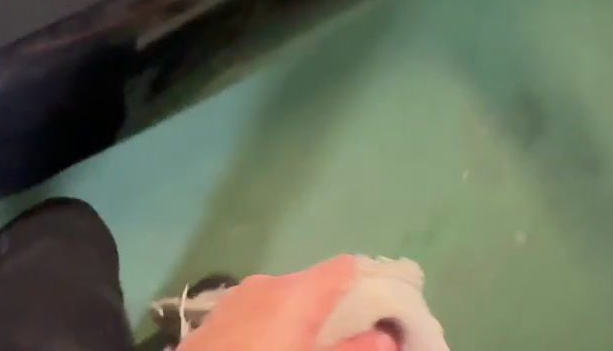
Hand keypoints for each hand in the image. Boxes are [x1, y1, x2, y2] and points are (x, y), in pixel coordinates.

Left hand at [178, 256, 399, 350]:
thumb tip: (386, 336)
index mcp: (294, 294)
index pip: (342, 269)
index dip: (369, 283)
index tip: (393, 306)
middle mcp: (267, 284)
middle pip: (315, 286)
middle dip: (339, 309)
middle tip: (361, 337)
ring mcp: (238, 296)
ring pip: (286, 300)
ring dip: (306, 320)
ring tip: (321, 343)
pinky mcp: (220, 315)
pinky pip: (261, 311)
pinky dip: (278, 326)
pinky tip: (280, 344)